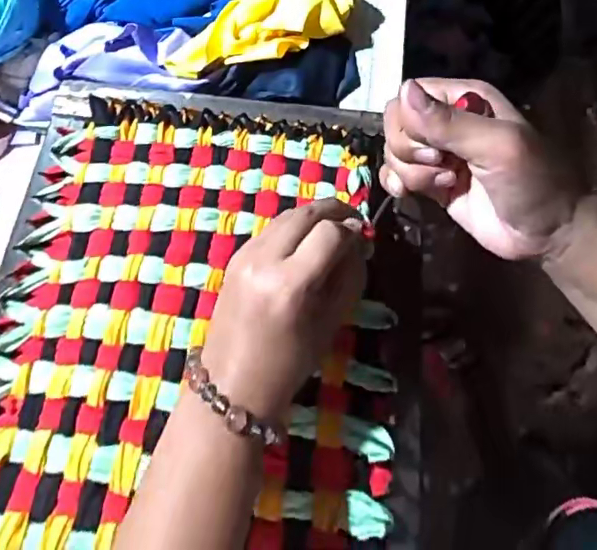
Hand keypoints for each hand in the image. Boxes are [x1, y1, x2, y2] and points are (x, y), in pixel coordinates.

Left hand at [199, 198, 367, 420]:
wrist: (232, 384)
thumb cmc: (289, 364)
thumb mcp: (330, 323)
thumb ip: (348, 277)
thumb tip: (358, 241)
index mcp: (289, 284)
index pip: (329, 233)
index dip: (352, 230)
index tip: (364, 238)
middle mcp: (263, 260)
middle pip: (306, 213)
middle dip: (335, 211)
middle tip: (354, 221)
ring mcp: (245, 254)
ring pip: (287, 215)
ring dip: (313, 216)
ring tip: (333, 229)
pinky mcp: (235, 255)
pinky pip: (271, 228)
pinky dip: (293, 227)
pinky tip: (305, 242)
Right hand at [382, 78, 582, 261]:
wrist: (549, 235)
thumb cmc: (533, 181)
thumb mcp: (498, 146)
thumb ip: (450, 122)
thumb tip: (404, 90)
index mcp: (464, 97)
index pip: (410, 94)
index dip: (410, 121)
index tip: (435, 147)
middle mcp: (447, 119)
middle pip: (396, 122)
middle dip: (410, 150)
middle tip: (443, 166)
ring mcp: (437, 152)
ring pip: (394, 150)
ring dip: (411, 171)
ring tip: (447, 183)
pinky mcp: (431, 181)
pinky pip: (394, 172)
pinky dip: (396, 182)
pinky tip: (410, 194)